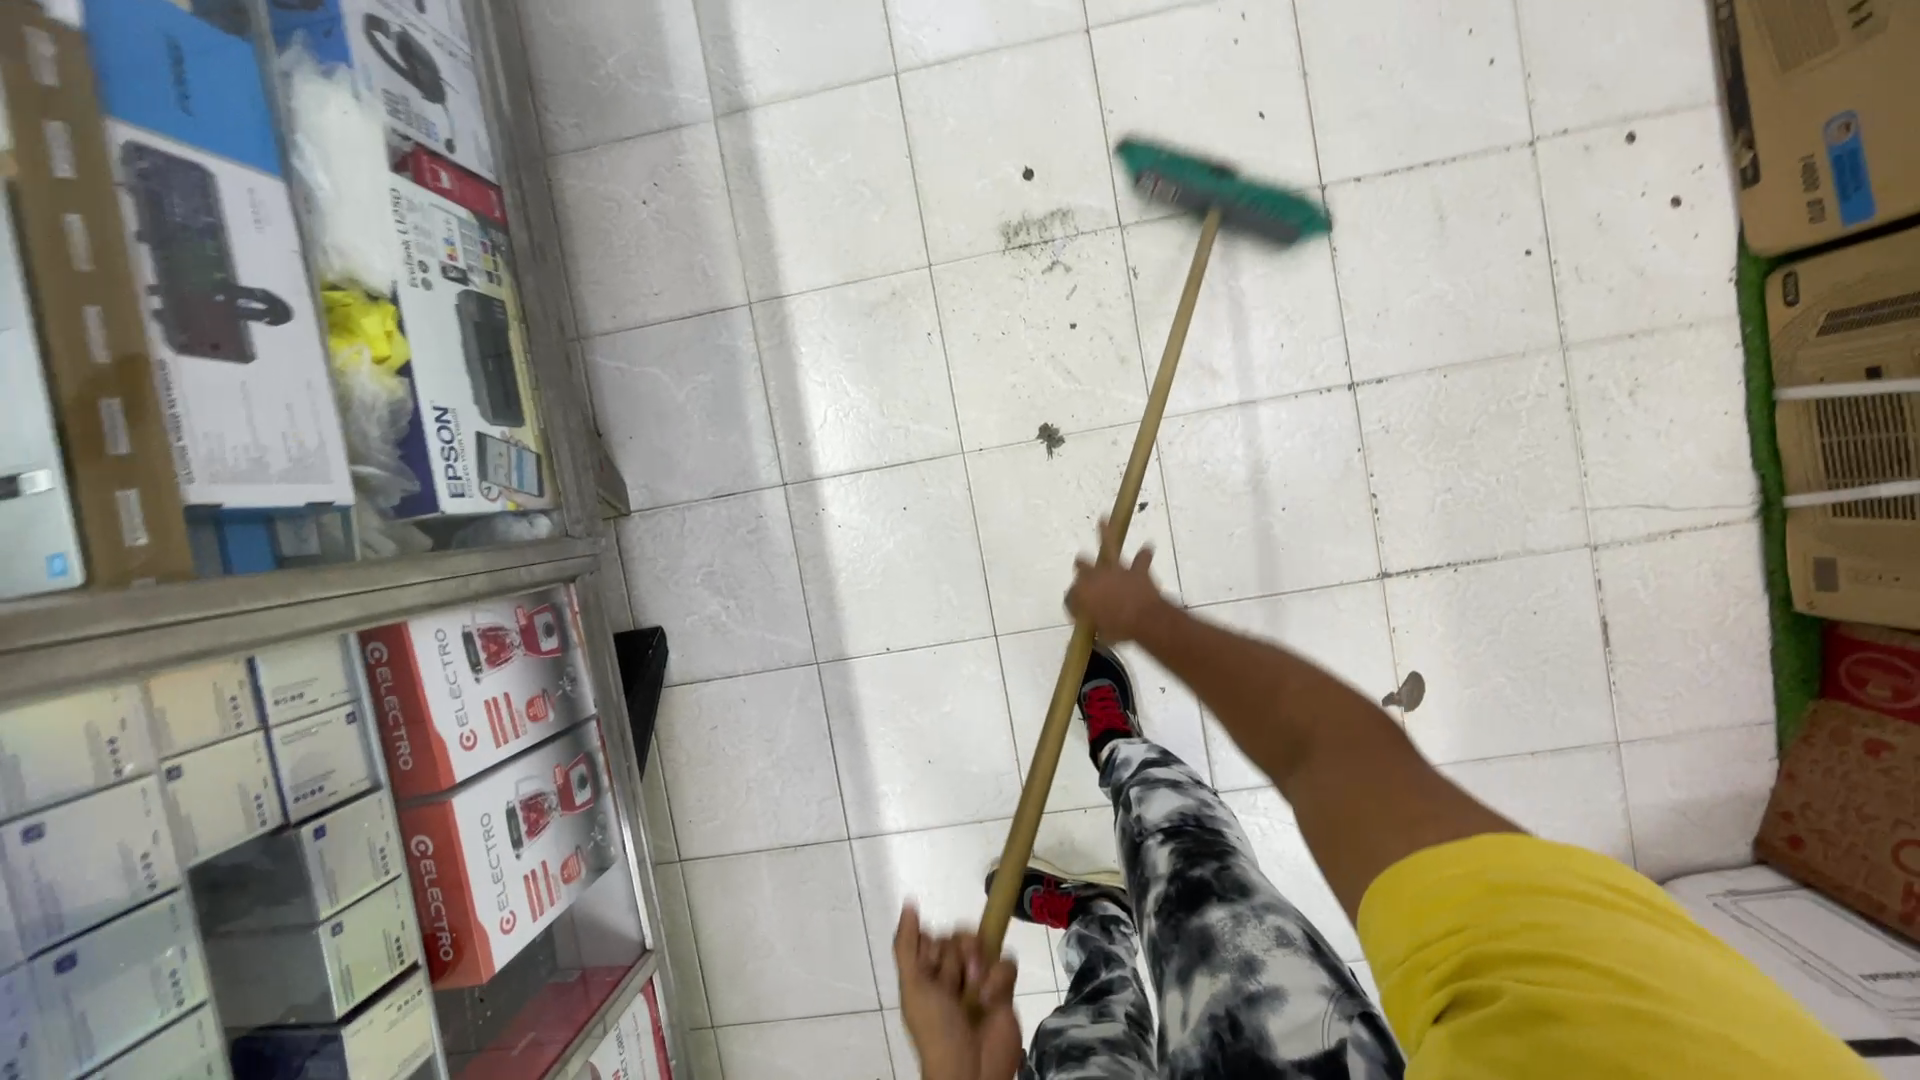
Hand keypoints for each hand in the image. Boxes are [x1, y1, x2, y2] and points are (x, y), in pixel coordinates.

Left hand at [895, 906, 1023, 1079]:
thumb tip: (909, 902)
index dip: (936, 948)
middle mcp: (953, 972)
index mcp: (928, 973)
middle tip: (954, 983)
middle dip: (958, 958)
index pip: (935, 936)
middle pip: (959, 937)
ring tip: (975, 992)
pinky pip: (1007, 962)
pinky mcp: (1004, 987)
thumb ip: (906, 945)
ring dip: (979, 967)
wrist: (971, 1069)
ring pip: (984, 944)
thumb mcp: (913, 987)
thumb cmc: (936, 1028)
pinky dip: (998, 980)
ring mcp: (979, 977)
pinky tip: (990, 1000)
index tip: (932, 967)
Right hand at [1066, 519, 1171, 642]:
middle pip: (1082, 565)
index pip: (1071, 594)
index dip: (1074, 602)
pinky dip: (1145, 555)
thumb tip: (1093, 623)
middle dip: (1081, 565)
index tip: (1078, 610)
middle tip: (1081, 565)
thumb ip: (1093, 622)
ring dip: (1106, 532)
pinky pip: (1142, 558)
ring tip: (1103, 518)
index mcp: (1082, 592)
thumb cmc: (1118, 630)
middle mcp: (1095, 576)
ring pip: (1108, 546)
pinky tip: (1148, 547)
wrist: (1144, 620)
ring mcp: (1116, 570)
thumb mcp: (1099, 631)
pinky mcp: (1137, 570)